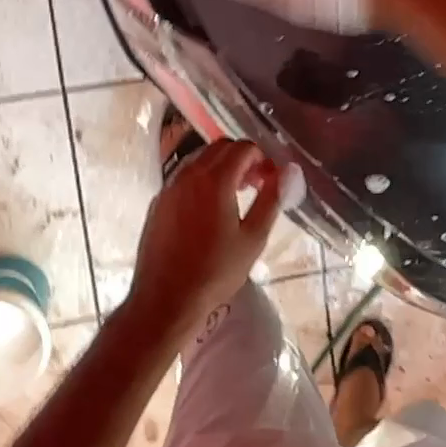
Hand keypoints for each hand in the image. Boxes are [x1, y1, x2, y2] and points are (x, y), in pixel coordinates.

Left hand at [125, 140, 283, 339]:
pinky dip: (201, 181)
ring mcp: (169, 187)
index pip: (243, 148)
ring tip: (234, 197)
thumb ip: (271, 199)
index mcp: (214, 179)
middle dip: (241, 159)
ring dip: (220, 167)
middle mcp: (188, 174)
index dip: (262, 159)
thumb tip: (287, 172)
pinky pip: (183, 177)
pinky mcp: (157, 202)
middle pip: (220, 147)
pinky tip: (208, 211)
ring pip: (199, 160)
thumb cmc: (215, 272)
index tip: (270, 180)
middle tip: (255, 185)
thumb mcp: (253, 238)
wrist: (166, 299)